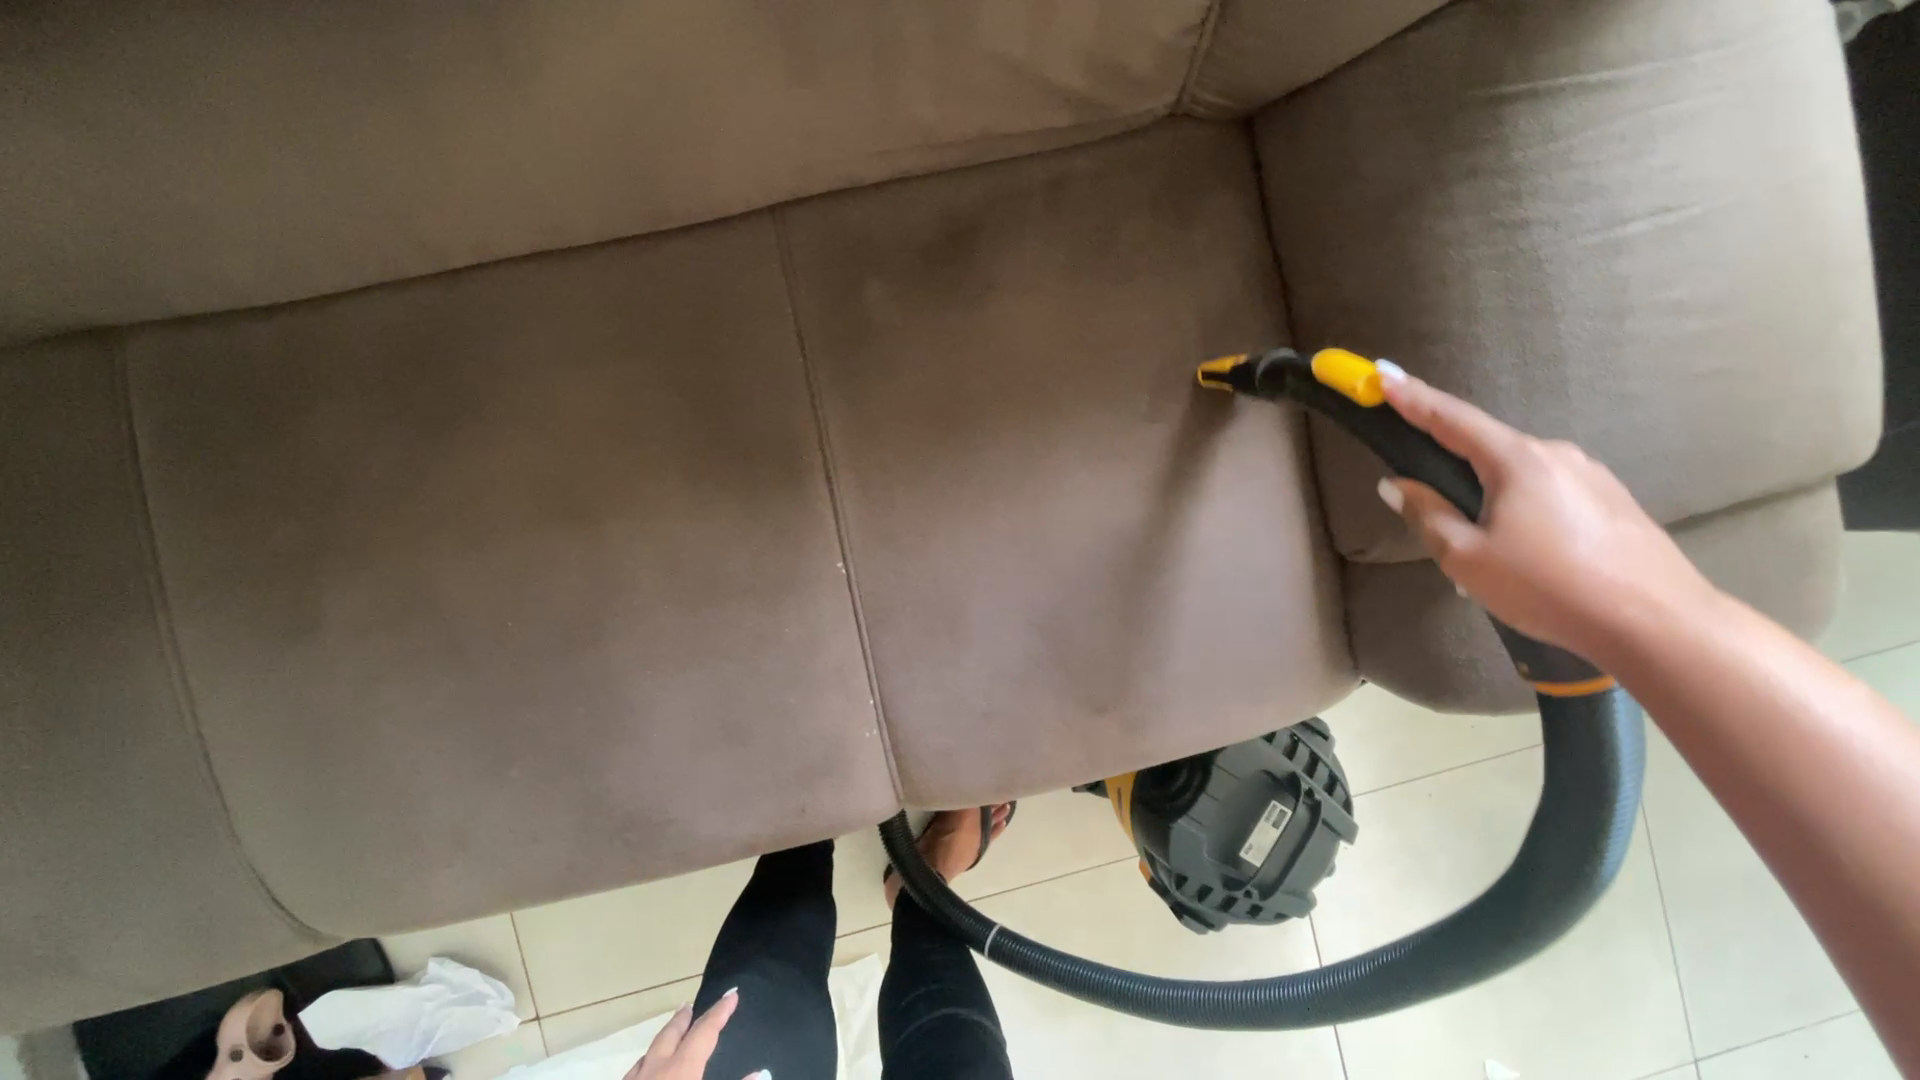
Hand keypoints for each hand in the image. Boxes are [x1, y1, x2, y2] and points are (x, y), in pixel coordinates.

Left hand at [623, 990, 763, 1079]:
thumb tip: (762, 1072)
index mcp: (680, 1071)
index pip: (704, 1032)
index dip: (720, 1012)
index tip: (732, 993)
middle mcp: (654, 1072)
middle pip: (670, 1036)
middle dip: (683, 1020)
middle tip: (690, 1004)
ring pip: (647, 1054)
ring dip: (662, 1040)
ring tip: (670, 1033)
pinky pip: (632, 1075)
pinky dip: (643, 1064)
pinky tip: (642, 1072)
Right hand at [1372, 362, 1718, 663]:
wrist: (1658, 622)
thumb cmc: (1549, 587)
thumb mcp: (1467, 559)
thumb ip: (1427, 516)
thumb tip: (1396, 485)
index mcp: (1516, 461)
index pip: (1451, 418)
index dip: (1411, 397)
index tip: (1382, 374)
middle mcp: (1555, 454)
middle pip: (1485, 449)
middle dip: (1451, 468)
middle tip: (1428, 504)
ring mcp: (1590, 475)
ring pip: (1517, 478)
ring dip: (1489, 501)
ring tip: (1483, 556)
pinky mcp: (1611, 501)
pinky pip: (1547, 496)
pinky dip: (1521, 515)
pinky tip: (1523, 559)